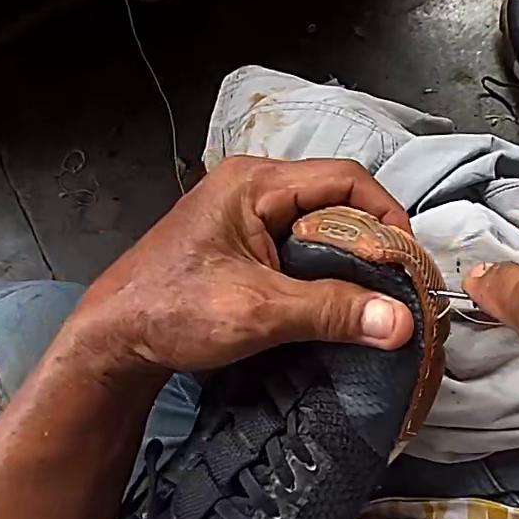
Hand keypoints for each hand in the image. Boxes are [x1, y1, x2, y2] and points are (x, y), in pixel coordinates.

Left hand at [59, 156, 415, 379]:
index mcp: (255, 183)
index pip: (345, 178)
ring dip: (349, 257)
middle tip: (395, 282)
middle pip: (336, 199)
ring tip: (373, 293)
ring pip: (321, 224)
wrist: (112, 340)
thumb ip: (333, 311)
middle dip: (370, 239)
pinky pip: (302, 244)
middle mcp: (255, 187)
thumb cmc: (172, 312)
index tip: (406, 256)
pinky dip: (326, 268)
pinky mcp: (246, 241)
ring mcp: (248, 214)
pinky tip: (337, 297)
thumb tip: (402, 322)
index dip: (385, 212)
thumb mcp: (259, 311)